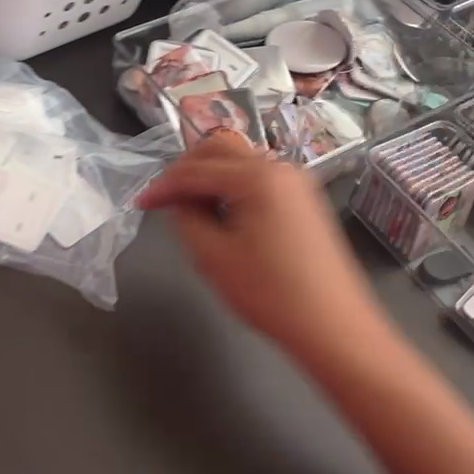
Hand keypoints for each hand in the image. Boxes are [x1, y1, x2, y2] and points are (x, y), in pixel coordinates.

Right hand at [138, 133, 386, 354]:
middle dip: (186, 168)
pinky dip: (231, 186)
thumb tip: (177, 202)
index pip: (195, 170)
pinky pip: (258, 177)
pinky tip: (220, 214)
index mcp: (257, 177)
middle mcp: (279, 167)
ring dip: (209, 175)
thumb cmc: (270, 293)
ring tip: (188, 208)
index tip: (140, 204)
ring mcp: (296, 182)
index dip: (163, 186)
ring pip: (240, 161)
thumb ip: (186, 218)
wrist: (333, 326)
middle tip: (164, 198)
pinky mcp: (303, 200)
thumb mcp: (213, 257)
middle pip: (220, 148)